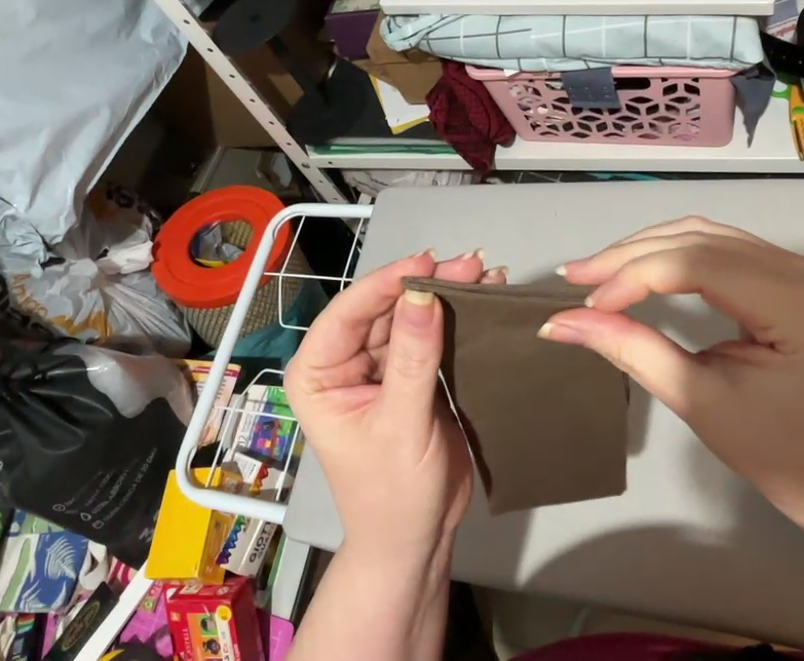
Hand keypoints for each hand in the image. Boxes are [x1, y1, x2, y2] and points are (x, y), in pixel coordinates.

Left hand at [285, 250, 499, 565]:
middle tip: (470, 263)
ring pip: (410, 317)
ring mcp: (380, 368)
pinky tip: (484, 297)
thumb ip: (413, 360)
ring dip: (445, 295)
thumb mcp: (401, 425)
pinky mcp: (413, 377)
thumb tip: (423, 294)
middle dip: (425, 285)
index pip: (348, 313)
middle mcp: (344, 362)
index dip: (386, 283)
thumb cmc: (391, 494)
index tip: (426, 261)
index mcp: (318, 372)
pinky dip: (456, 319)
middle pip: (384, 309)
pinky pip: (431, 338)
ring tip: (484, 272)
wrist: (419, 541)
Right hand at [540, 217, 803, 514]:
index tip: (587, 303)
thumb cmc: (773, 449)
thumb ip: (630, 349)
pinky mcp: (795, 270)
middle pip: (702, 240)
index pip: (702, 265)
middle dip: (630, 256)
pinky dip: (669, 253)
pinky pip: (720, 245)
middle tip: (573, 277)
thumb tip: (558, 322)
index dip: (636, 275)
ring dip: (644, 249)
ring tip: (593, 272)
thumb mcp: (697, 401)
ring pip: (706, 234)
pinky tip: (633, 266)